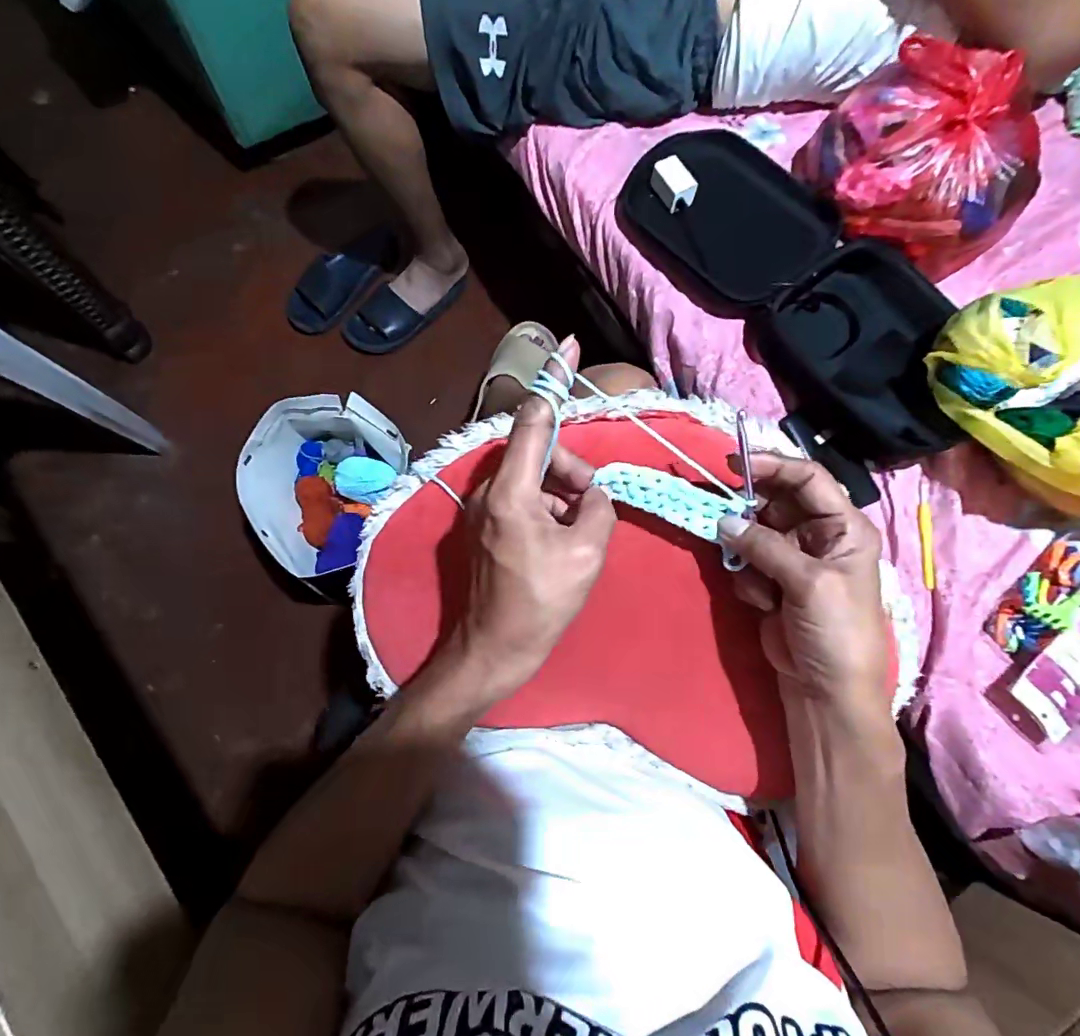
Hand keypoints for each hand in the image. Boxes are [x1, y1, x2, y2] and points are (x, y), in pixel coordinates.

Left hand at [447, 395, 616, 701]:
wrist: (495, 647)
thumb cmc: (541, 602)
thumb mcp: (587, 551)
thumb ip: (597, 506)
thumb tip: (590, 494)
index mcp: (510, 492)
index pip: (534, 421)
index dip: (553, 381)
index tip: (568, 343)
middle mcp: (488, 491)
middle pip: (537, 452)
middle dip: (570, 469)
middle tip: (593, 502)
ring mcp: (482, 510)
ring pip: (532, 478)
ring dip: (561, 494)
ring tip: (579, 532)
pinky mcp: (484, 527)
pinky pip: (522, 499)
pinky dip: (546, 509)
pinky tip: (561, 542)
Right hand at [718, 454, 889, 709]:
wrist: (826, 689)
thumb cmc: (835, 630)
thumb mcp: (808, 582)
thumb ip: (765, 546)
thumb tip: (723, 520)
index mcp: (844, 527)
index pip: (809, 479)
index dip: (774, 467)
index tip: (734, 465)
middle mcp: (819, 536)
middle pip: (777, 503)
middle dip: (752, 514)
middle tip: (726, 521)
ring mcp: (793, 559)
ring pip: (754, 533)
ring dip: (748, 556)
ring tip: (763, 589)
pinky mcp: (772, 582)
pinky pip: (746, 562)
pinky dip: (747, 579)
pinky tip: (763, 605)